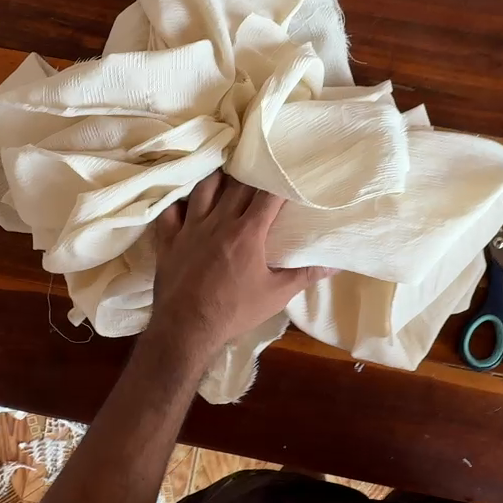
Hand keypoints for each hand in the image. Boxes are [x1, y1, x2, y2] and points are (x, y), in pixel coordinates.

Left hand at [148, 173, 335, 361]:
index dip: (278, 184)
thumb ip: (304, 276)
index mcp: (247, 232)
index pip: (267, 196)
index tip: (286, 178)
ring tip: (225, 177)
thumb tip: (334, 266)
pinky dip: (179, 205)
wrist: (186, 328)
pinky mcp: (168, 240)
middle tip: (259, 173)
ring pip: (203, 190)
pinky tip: (186, 205)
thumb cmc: (235, 311)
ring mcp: (190, 228)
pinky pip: (170, 212)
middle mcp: (218, 221)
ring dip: (217, 180)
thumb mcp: (276, 295)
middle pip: (237, 186)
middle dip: (251, 177)